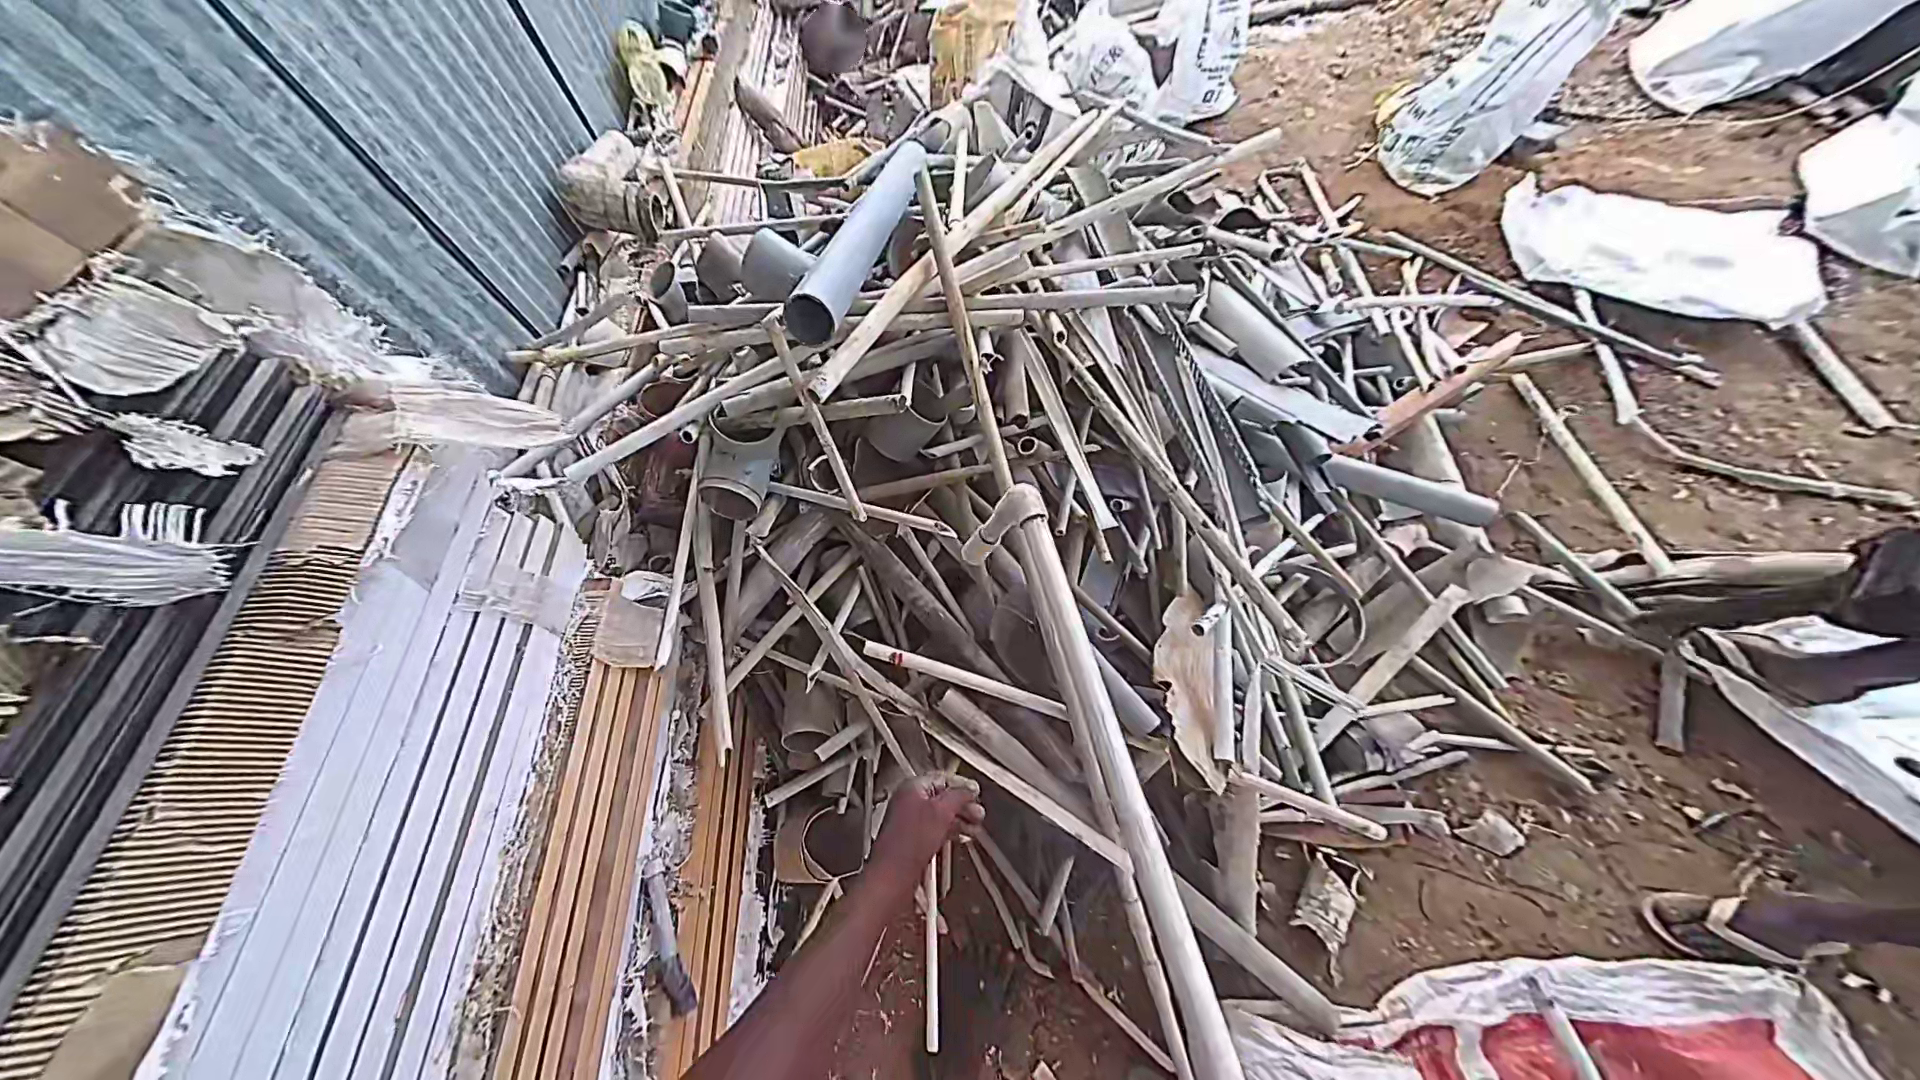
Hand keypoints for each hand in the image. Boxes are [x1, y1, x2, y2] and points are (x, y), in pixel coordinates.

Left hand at [872, 772, 984, 871]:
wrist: (893, 875)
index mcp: (912, 787)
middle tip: (978, 813)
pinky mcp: (911, 841)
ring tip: (974, 828)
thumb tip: (970, 788)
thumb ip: (959, 795)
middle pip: (942, 798)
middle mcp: (908, 801)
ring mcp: (908, 821)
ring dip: (958, 820)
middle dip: (962, 806)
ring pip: (939, 815)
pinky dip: (948, 832)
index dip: (962, 785)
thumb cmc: (909, 842)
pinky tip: (960, 838)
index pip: (942, 778)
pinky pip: (934, 830)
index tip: (976, 793)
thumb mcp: (942, 811)